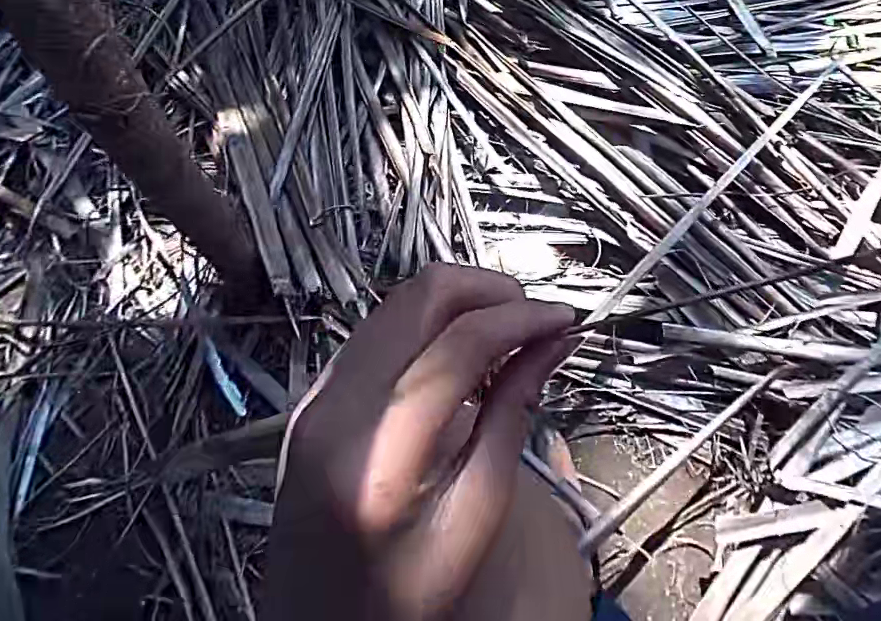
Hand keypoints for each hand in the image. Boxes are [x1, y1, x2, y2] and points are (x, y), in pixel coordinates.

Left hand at [262, 265, 573, 620]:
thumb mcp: (474, 518)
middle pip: (424, 295)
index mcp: (379, 454)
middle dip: (491, 291)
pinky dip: (434, 319)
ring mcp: (320, 392)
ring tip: (508, 330)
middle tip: (533, 318)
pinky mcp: (320, 390)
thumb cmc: (399, 595)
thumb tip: (551, 343)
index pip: (459, 344)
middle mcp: (337, 405)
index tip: (560, 318)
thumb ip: (513, 418)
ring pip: (403, 298)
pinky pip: (385, 324)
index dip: (520, 319)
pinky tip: (466, 347)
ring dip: (464, 300)